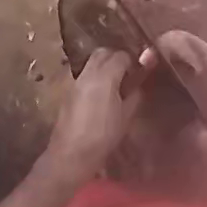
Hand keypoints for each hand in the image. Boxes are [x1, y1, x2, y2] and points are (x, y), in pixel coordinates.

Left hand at [44, 47, 142, 178]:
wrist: (71, 154)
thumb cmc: (103, 136)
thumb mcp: (126, 117)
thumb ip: (135, 95)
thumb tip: (139, 84)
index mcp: (105, 76)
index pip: (121, 56)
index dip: (133, 62)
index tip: (139, 72)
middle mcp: (88, 73)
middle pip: (103, 53)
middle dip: (116, 58)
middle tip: (127, 73)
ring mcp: (75, 81)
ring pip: (91, 62)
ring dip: (103, 66)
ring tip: (115, 83)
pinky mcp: (67, 91)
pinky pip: (83, 75)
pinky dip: (94, 76)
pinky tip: (101, 93)